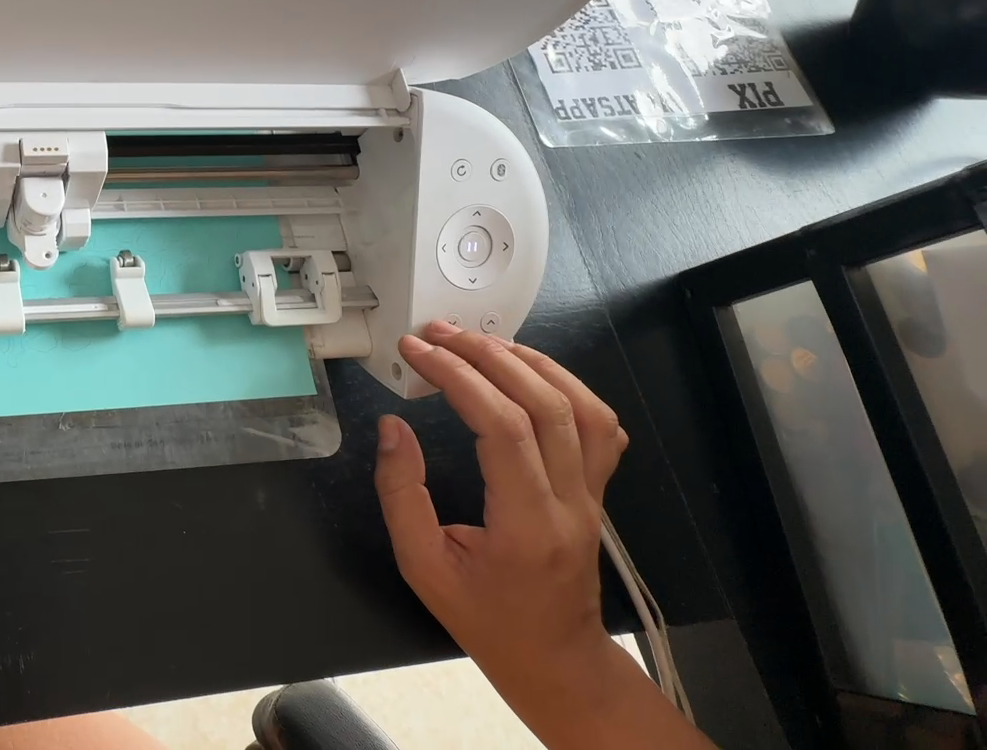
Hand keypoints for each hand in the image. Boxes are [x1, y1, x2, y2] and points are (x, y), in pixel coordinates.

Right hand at [375, 321, 710, 749]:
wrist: (554, 658)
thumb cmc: (483, 616)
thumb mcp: (420, 564)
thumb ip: (401, 493)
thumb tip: (392, 427)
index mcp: (527, 523)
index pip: (502, 427)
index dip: (457, 377)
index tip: (415, 351)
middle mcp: (571, 501)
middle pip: (545, 405)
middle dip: (486, 356)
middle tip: (436, 332)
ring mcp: (593, 494)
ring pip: (583, 407)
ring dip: (530, 361)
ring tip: (478, 341)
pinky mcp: (597, 489)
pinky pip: (599, 425)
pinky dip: (565, 384)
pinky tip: (525, 370)